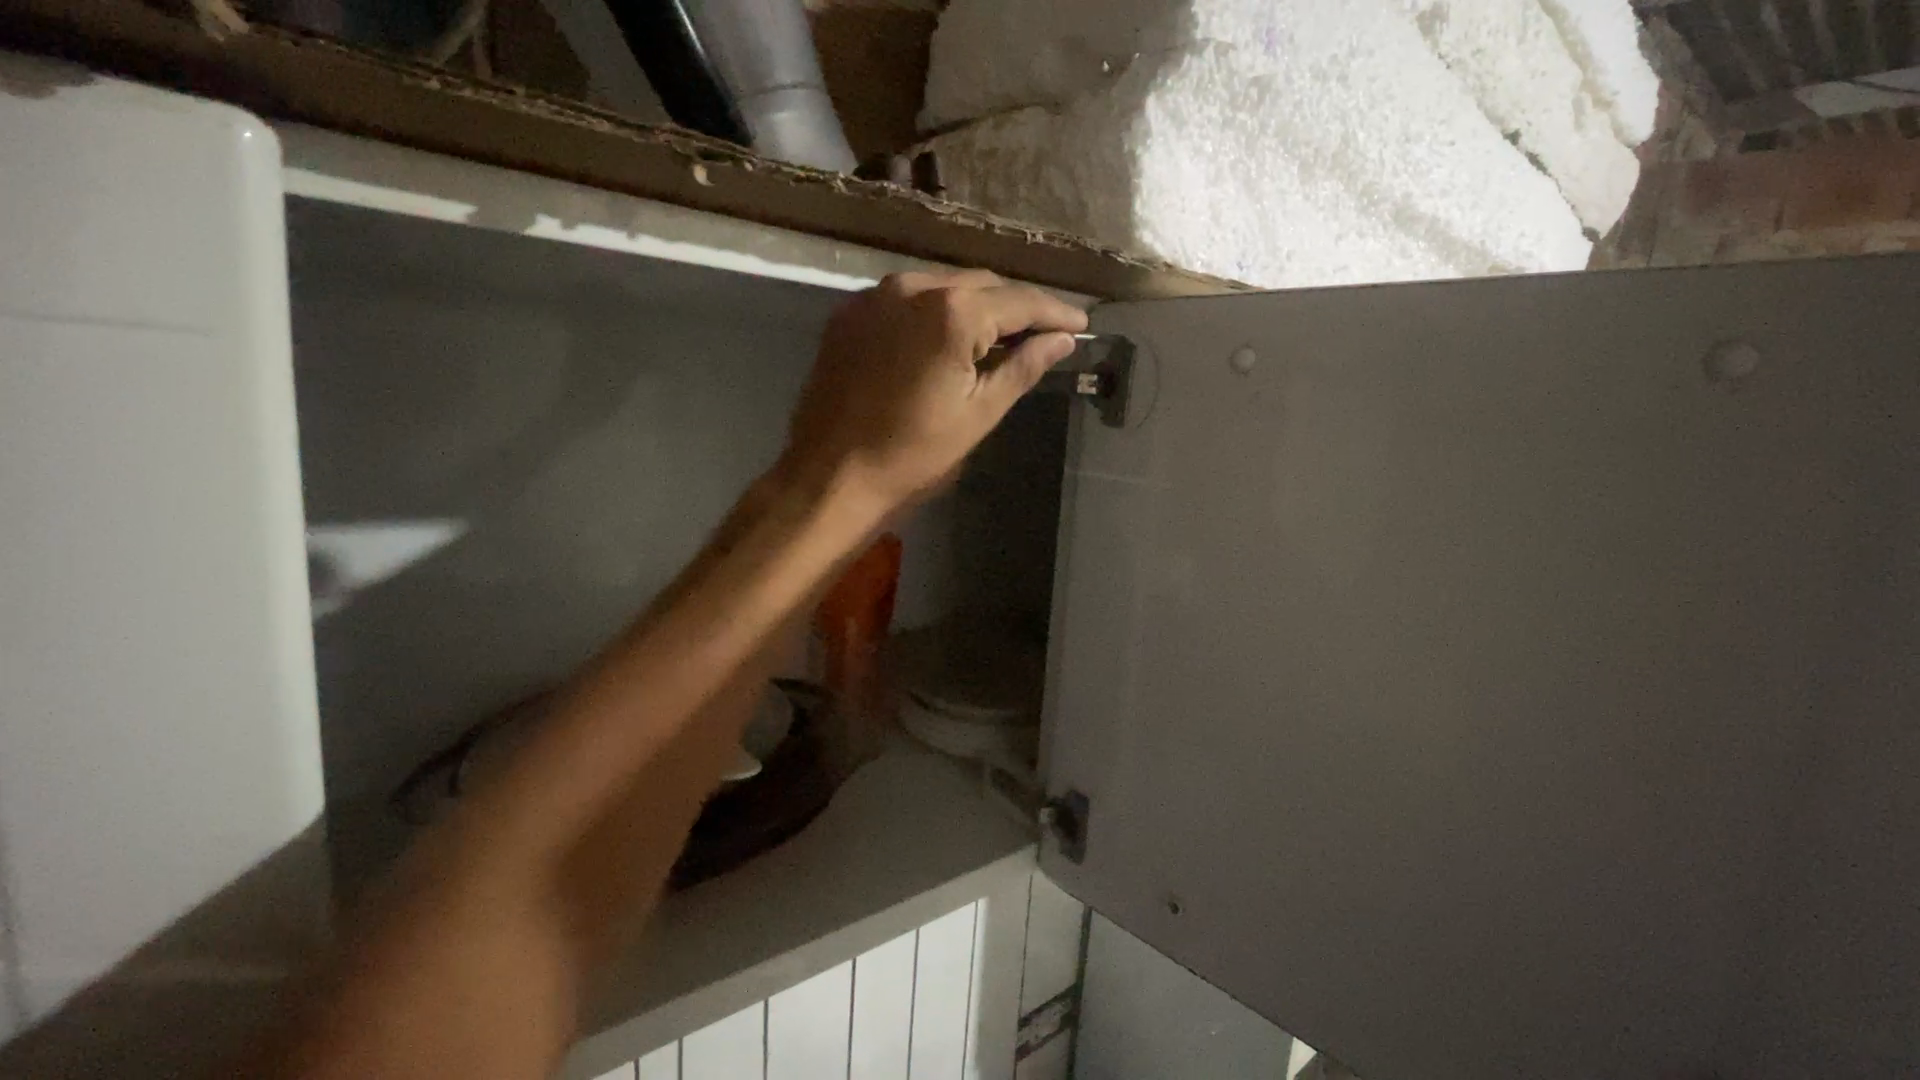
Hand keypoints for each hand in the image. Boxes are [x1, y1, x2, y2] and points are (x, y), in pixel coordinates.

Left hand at [781, 270, 1088, 512]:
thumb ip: (1023, 367)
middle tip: (1044, 335)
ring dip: (974, 307)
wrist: (829, 478)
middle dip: (1015, 307)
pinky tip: (945, 340)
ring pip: (942, 287)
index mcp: (951, 312)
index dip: (1055, 312)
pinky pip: (906, 300)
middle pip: (981, 285)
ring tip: (998, 338)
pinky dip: (933, 313)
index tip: (1081, 324)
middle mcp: (912, 287)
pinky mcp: (849, 313)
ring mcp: (875, 296)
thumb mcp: (978, 414)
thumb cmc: (912, 456)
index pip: (1019, 301)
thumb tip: (1062, 340)